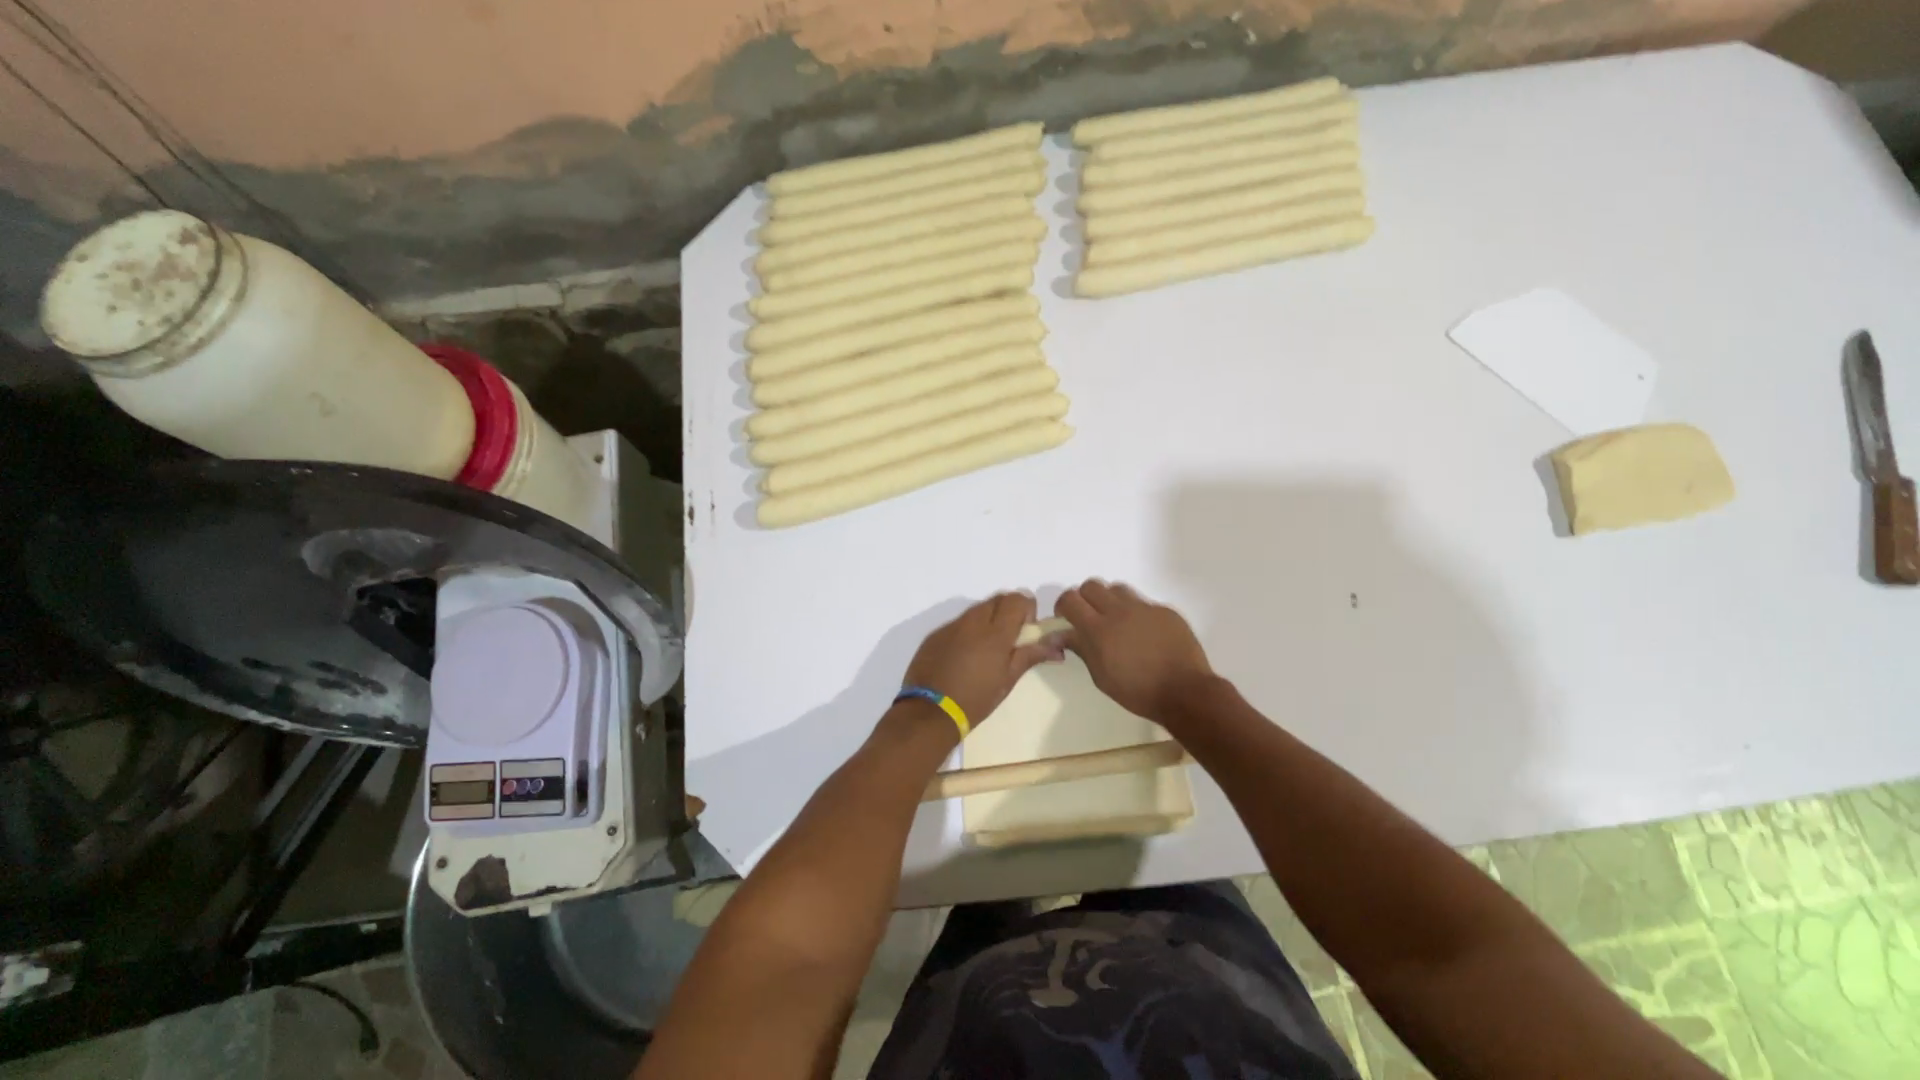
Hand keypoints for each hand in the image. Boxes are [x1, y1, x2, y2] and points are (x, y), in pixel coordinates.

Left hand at [903, 593, 1062, 725]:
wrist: (930, 712)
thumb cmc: (976, 699)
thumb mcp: (1008, 679)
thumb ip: (1031, 655)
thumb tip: (1058, 647)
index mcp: (995, 632)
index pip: (1018, 599)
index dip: (1026, 610)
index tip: (1025, 632)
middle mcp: (972, 621)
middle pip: (997, 599)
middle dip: (1008, 613)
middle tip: (1008, 641)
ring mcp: (951, 626)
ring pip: (977, 610)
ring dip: (987, 621)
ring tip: (986, 652)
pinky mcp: (935, 635)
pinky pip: (957, 624)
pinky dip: (967, 632)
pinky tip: (963, 658)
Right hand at [1056, 580, 1214, 722]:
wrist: (1184, 691)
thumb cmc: (1137, 691)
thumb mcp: (1101, 677)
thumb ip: (1081, 648)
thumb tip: (1059, 635)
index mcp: (1099, 629)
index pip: (1070, 599)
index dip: (1063, 606)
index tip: (1066, 620)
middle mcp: (1120, 611)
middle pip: (1091, 586)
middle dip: (1085, 599)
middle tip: (1089, 619)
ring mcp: (1145, 608)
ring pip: (1117, 589)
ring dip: (1110, 601)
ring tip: (1117, 623)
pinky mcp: (1165, 610)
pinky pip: (1143, 602)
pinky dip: (1135, 613)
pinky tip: (1144, 634)